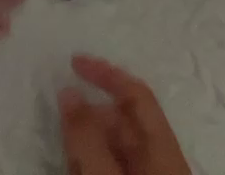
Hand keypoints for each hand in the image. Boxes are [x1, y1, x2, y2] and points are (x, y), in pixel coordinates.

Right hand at [59, 55, 192, 174]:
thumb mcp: (105, 170)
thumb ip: (86, 134)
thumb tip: (67, 90)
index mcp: (163, 143)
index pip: (136, 92)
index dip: (105, 72)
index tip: (74, 61)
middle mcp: (162, 155)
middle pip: (124, 118)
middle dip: (91, 111)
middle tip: (61, 113)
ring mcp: (154, 172)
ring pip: (117, 143)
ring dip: (89, 138)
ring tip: (65, 142)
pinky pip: (116, 163)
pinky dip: (95, 158)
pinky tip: (78, 164)